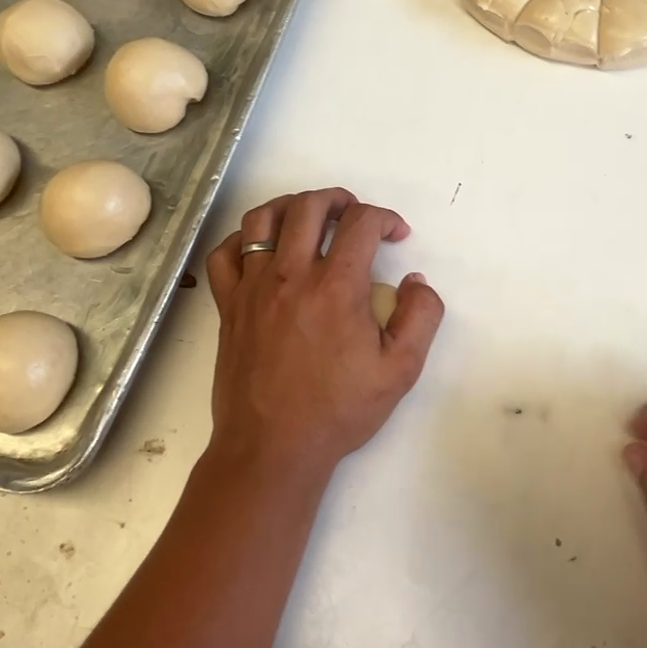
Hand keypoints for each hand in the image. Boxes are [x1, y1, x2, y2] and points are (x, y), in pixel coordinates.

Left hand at [205, 188, 443, 477]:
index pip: (361, 223)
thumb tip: (416, 281)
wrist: (273, 448)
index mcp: (337, 288)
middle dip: (338, 199)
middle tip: (354, 215)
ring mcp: (253, 289)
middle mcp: (291, 276)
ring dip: (290, 206)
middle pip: (309, 206)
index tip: (396, 236)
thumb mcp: (401, 370)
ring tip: (309, 217)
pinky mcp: (229, 307)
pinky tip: (262, 250)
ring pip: (261, 219)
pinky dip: (243, 240)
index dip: (385, 218)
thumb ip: (421, 317)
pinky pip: (225, 255)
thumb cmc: (339, 411)